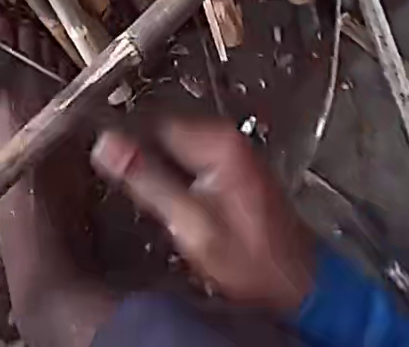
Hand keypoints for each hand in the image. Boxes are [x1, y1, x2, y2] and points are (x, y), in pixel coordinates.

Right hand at [90, 115, 315, 312]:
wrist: (302, 289)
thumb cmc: (253, 262)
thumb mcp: (190, 223)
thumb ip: (146, 180)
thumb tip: (106, 145)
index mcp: (216, 140)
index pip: (148, 120)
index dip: (126, 141)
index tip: (112, 160)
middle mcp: (225, 134)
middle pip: (158, 128)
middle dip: (141, 152)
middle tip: (134, 182)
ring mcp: (229, 145)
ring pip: (168, 140)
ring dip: (155, 160)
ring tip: (155, 191)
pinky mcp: (229, 158)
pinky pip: (183, 150)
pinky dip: (171, 166)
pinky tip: (173, 192)